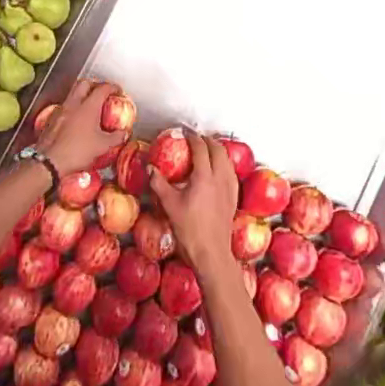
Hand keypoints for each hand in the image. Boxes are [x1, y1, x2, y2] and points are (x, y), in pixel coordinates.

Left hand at [35, 80, 124, 174]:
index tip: (118, 90)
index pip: (102, 88)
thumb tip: (124, 133)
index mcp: (88, 106)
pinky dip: (73, 107)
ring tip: (90, 105)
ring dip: (82, 95)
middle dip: (95, 84)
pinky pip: (65, 106)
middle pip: (84, 84)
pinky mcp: (52, 118)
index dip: (112, 87)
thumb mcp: (102, 146)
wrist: (50, 161)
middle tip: (103, 93)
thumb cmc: (79, 151)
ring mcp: (61, 110)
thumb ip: (116, 137)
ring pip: (72, 93)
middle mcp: (73, 104)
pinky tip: (76, 118)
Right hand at [148, 135, 238, 277]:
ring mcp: (230, 188)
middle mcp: (220, 178)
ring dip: (218, 150)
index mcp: (204, 177)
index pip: (201, 148)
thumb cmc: (189, 229)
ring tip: (207, 149)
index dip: (193, 137)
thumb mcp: (169, 205)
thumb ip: (159, 183)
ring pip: (227, 160)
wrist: (212, 252)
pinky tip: (217, 170)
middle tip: (196, 138)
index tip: (185, 133)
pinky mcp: (234, 197)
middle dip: (207, 140)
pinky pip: (231, 172)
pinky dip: (224, 163)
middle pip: (218, 149)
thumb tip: (150, 168)